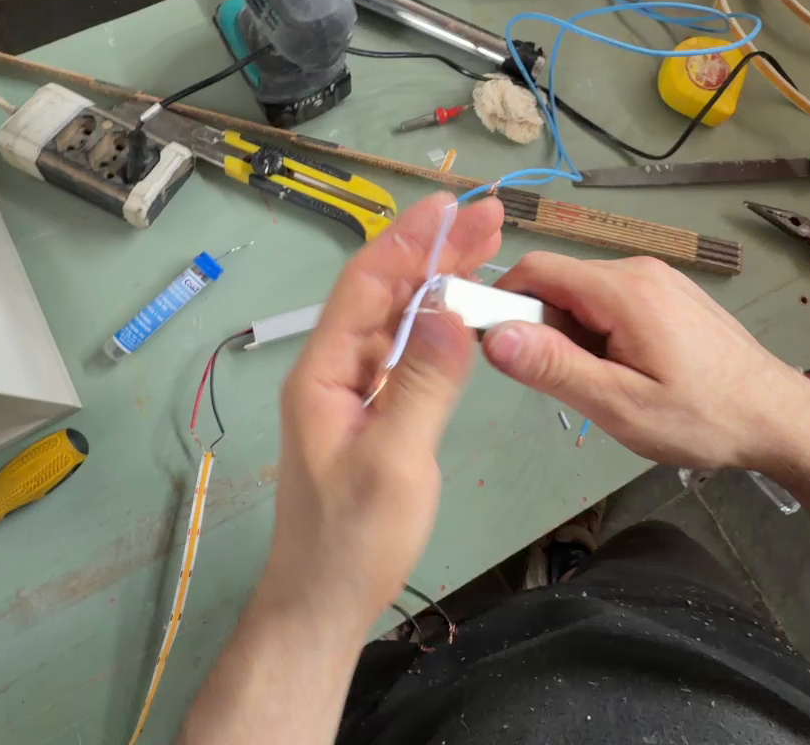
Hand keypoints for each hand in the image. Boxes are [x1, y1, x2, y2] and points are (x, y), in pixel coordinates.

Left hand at [259, 192, 504, 631]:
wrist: (323, 602)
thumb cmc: (353, 539)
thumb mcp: (394, 461)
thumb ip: (423, 384)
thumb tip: (455, 311)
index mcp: (323, 370)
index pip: (365, 285)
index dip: (406, 240)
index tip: (449, 206)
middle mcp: (334, 368)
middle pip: (385, 293)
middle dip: (433, 251)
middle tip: (486, 219)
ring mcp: (352, 389)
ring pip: (398, 319)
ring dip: (438, 282)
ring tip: (485, 249)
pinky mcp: (371, 409)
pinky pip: (405, 351)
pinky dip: (437, 324)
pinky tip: (462, 310)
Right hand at [482, 253, 809, 469]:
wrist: (780, 417)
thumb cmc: (701, 418)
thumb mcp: (621, 405)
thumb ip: (555, 368)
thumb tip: (493, 334)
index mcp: (622, 290)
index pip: (535, 269)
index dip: (504, 302)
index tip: (499, 348)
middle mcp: (638, 269)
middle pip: (559, 281)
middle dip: (542, 324)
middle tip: (563, 380)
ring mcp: (658, 277)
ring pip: (584, 291)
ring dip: (572, 330)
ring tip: (601, 380)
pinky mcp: (670, 292)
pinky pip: (612, 298)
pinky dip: (599, 328)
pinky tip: (626, 368)